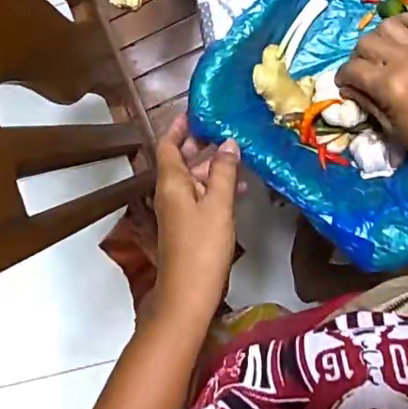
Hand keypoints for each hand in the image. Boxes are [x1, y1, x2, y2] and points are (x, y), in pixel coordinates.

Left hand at [149, 114, 239, 325]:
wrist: (188, 296)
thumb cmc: (202, 247)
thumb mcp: (218, 205)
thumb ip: (224, 172)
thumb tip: (228, 142)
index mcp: (170, 182)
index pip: (168, 144)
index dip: (179, 127)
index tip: (196, 112)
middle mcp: (169, 191)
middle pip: (181, 160)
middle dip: (201, 144)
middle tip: (225, 130)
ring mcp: (177, 209)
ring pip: (193, 178)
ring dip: (213, 167)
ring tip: (239, 156)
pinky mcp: (187, 225)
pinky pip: (200, 196)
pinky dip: (216, 188)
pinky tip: (239, 188)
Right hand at [337, 14, 407, 175]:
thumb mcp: (391, 129)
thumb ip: (367, 103)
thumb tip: (349, 88)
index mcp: (390, 84)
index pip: (352, 68)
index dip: (342, 78)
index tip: (345, 86)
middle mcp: (403, 60)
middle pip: (365, 43)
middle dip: (357, 58)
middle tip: (364, 74)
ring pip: (386, 26)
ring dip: (378, 39)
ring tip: (382, 55)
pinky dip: (407, 23)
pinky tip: (403, 36)